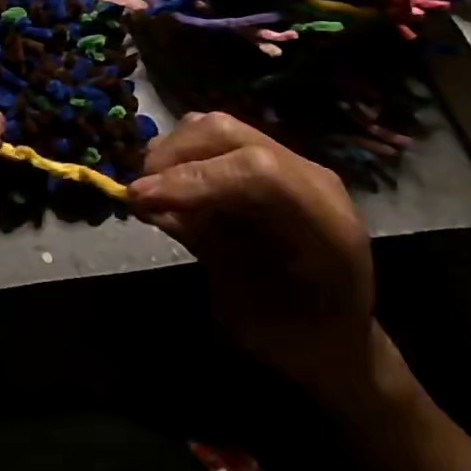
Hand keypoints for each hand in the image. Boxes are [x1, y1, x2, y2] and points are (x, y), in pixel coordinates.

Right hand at [126, 112, 375, 390]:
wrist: (332, 342)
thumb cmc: (294, 339)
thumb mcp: (249, 311)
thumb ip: (205, 247)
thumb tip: (148, 205)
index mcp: (323, 221)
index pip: (255, 171)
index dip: (190, 179)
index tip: (140, 199)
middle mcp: (306, 179)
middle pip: (226, 133)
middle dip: (170, 156)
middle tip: (138, 194)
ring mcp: (286, 166)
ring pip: (214, 129)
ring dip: (170, 152)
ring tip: (148, 190)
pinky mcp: (264, 165)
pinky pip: (214, 144)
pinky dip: (178, 158)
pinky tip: (163, 189)